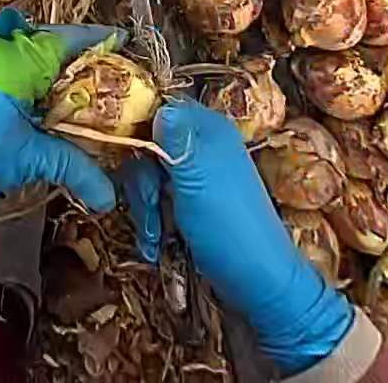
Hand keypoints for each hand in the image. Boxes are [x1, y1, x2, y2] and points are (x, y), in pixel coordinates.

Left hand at [0, 7, 119, 240]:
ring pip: (30, 49)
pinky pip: (7, 58)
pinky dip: (25, 73)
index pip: (76, 38)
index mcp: (24, 54)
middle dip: (80, 61)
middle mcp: (4, 41)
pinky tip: (32, 100)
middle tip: (103, 81)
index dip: (103, 43)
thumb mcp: (25, 157)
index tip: (125, 48)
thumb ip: (72, 167)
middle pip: (55, 42)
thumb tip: (108, 196)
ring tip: (72, 93)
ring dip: (52, 68)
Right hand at [122, 101, 353, 373]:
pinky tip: (157, 241)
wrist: (259, 283)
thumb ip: (176, 139)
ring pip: (149, 172)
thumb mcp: (197, 178)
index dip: (139, 126)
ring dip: (144, 204)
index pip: (162, 105)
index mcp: (207, 128)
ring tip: (154, 233)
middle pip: (149, 141)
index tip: (128, 153)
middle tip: (150, 204)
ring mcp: (196, 172)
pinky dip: (153, 217)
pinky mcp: (190, 199)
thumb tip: (160, 104)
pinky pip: (158, 196)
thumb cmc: (229, 225)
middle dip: (141, 177)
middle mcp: (200, 143)